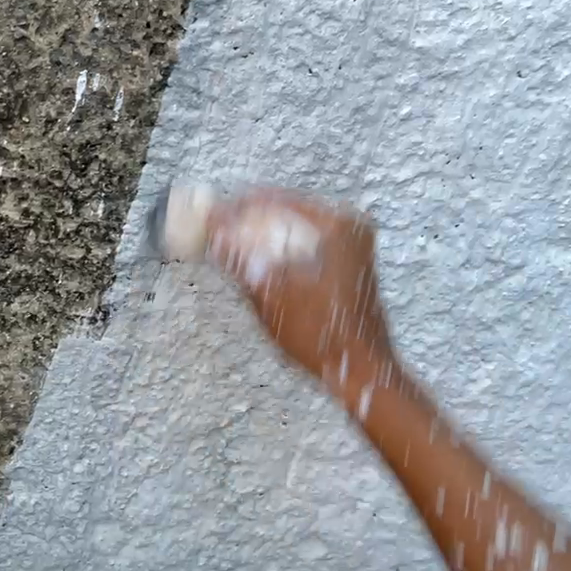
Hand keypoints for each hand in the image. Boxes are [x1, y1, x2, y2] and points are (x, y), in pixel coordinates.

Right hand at [197, 188, 396, 394]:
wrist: (360, 371)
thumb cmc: (321, 334)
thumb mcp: (267, 291)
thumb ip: (238, 255)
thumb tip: (212, 229)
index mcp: (334, 223)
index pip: (273, 200)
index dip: (236, 208)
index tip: (210, 216)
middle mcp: (348, 224)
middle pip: (285, 208)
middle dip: (248, 218)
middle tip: (216, 228)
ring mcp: (353, 241)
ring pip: (294, 223)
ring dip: (263, 231)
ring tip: (230, 242)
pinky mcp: (350, 258)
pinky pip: (306, 238)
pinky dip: (281, 244)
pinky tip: (258, 256)